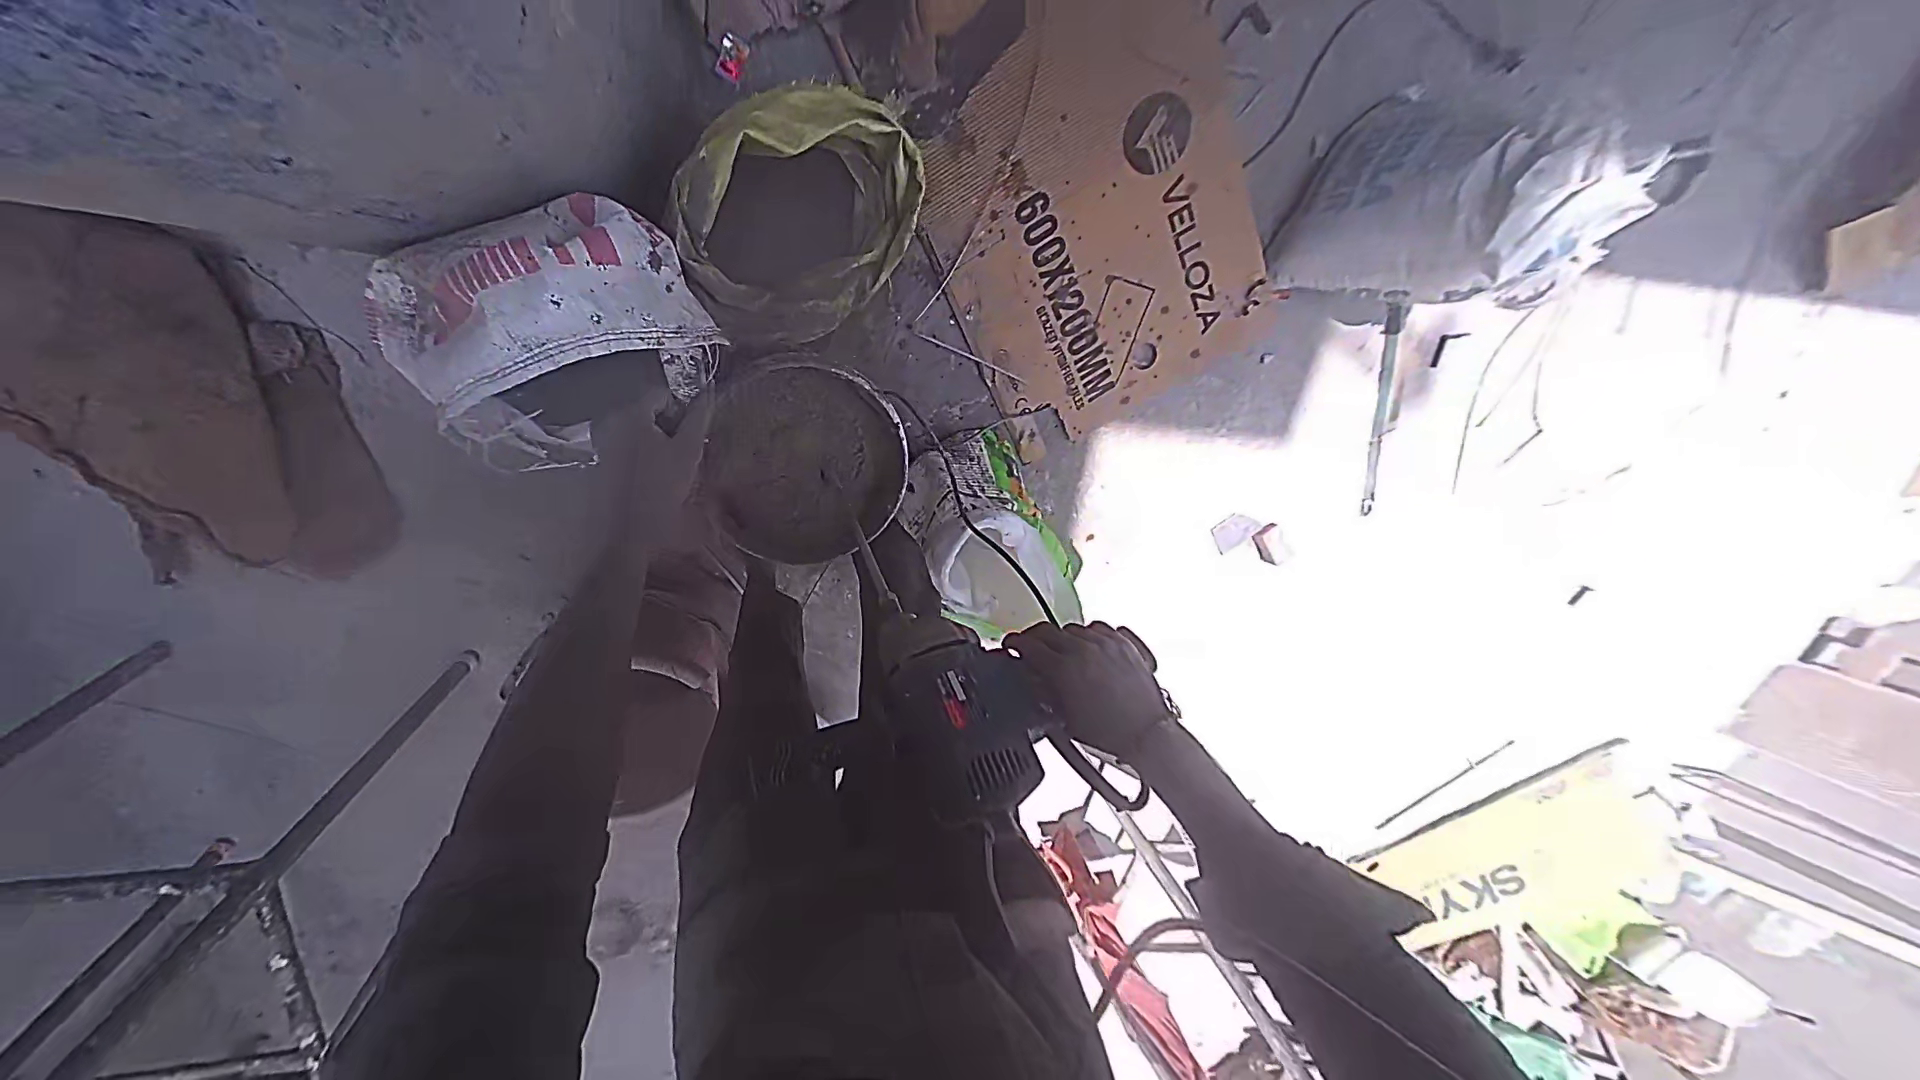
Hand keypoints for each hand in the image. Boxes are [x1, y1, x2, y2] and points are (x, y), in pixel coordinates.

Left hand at [595, 386, 716, 548]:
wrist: (627, 531)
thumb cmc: (662, 487)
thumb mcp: (688, 451)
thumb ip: (699, 417)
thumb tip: (708, 389)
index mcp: (630, 413)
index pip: (661, 394)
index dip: (681, 411)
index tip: (691, 438)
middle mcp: (610, 420)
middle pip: (647, 411)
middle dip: (668, 428)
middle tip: (683, 455)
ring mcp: (601, 441)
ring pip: (638, 430)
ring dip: (656, 443)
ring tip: (669, 469)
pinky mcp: (599, 460)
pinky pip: (626, 447)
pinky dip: (642, 455)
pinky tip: (651, 477)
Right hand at [1003, 621, 1175, 762]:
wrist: (1147, 734)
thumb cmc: (1110, 733)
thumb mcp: (1063, 717)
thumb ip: (1043, 691)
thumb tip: (1032, 676)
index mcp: (1064, 668)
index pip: (1029, 644)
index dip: (1015, 643)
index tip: (1011, 645)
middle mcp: (1084, 649)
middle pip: (1048, 630)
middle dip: (1034, 637)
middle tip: (1030, 645)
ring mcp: (1107, 643)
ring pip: (1073, 628)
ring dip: (1062, 637)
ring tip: (1061, 650)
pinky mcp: (1126, 644)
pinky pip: (1100, 628)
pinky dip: (1090, 634)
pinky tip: (1089, 645)